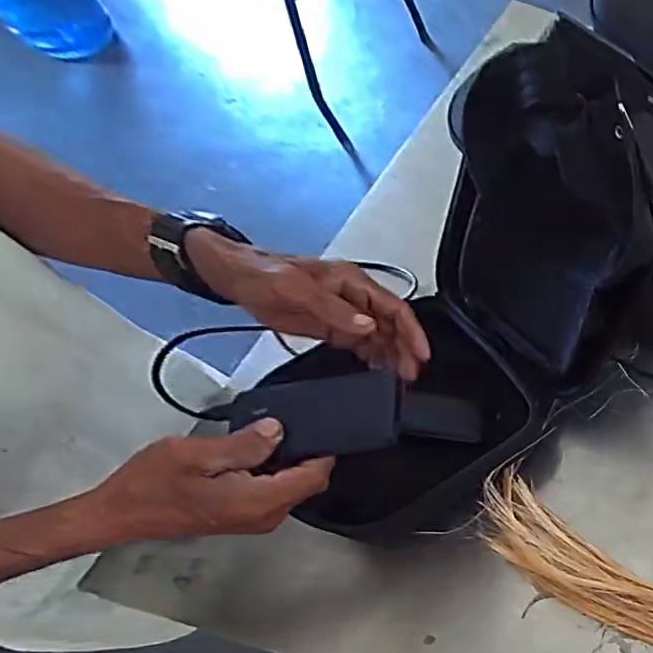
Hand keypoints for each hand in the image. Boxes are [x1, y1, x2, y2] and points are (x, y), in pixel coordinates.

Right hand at [85, 418, 333, 541]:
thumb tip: (278, 431)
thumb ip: (243, 445)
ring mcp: (257, 520)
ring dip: (288, 464)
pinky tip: (254, 455)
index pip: (314, 478)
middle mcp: (267, 516)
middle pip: (308, 484)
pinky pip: (275, 493)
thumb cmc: (151, 485)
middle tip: (288, 427)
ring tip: (267, 436)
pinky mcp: (246, 518)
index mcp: (259, 501)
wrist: (120, 515)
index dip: (322, 453)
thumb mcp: (195, 454)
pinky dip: (273, 474)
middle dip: (306, 456)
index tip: (318, 429)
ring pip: (292, 488)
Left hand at [189, 232, 430, 380]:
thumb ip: (334, 308)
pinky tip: (377, 373)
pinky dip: (373, 360)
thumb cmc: (260, 272)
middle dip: (405, 350)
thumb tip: (366, 325)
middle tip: (410, 376)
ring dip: (391, 358)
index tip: (421, 355)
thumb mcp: (296, 289)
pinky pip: (361, 346)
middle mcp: (352, 298)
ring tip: (399, 379)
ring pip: (379, 338)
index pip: (394, 308)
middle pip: (392, 326)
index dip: (412, 332)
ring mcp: (343, 314)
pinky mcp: (331, 328)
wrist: (231, 278)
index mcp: (352, 282)